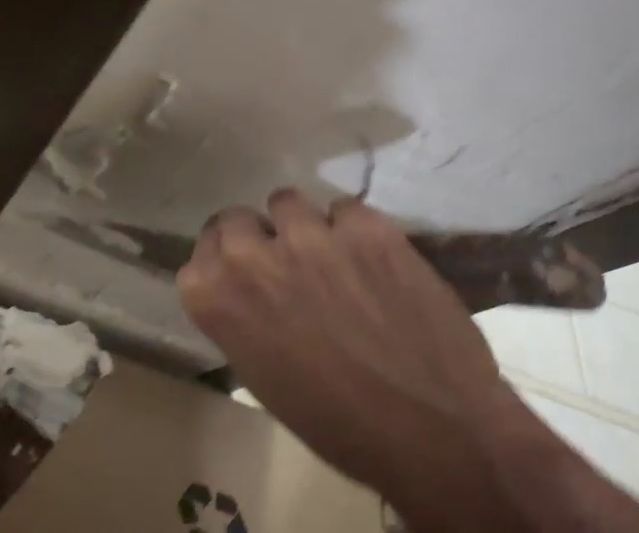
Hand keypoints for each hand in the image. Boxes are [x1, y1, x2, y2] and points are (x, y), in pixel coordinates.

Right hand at [174, 190, 525, 501]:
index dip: (228, 262)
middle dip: (258, 237)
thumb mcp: (258, 372)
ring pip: (287, 202)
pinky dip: (356, 231)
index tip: (250, 277)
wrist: (435, 436)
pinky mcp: (365, 229)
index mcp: (210, 294)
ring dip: (304, 226)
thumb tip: (246, 290)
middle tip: (288, 264)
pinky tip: (375, 262)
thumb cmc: (336, 422)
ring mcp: (307, 237)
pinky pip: (346, 208)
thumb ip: (238, 314)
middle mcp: (246, 255)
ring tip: (333, 256)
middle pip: (236, 219)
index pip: (203, 251)